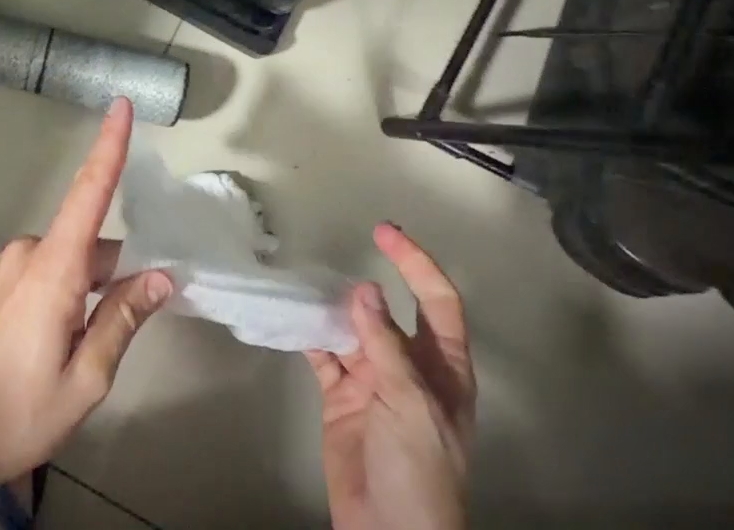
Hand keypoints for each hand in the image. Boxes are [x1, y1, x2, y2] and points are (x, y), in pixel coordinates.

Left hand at [0, 98, 172, 529]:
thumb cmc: (24, 412)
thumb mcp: (88, 377)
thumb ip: (123, 318)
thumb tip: (162, 275)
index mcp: (52, 270)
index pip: (87, 195)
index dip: (107, 149)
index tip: (120, 107)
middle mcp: (27, 254)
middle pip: (89, 242)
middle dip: (113, 274)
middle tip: (115, 334)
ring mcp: (7, 267)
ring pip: (70, 260)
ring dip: (89, 290)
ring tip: (81, 353)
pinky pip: (48, 269)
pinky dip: (68, 291)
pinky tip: (61, 341)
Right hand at [305, 223, 474, 529]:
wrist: (389, 529)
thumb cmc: (418, 467)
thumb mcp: (410, 404)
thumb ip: (385, 346)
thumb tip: (364, 290)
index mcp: (442, 368)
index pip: (437, 302)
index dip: (416, 265)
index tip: (386, 233)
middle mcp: (407, 367)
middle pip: (389, 311)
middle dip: (372, 279)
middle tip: (343, 244)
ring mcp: (372, 381)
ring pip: (351, 329)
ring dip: (332, 307)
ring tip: (308, 281)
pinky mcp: (341, 397)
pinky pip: (323, 356)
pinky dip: (307, 335)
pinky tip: (290, 316)